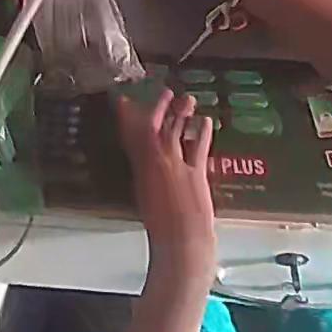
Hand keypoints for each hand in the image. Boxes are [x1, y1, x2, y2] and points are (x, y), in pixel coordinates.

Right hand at [117, 88, 216, 294]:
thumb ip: (146, 177)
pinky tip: (206, 121)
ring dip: (182, 114)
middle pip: (156, 128)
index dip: (128, 117)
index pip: (131, 136)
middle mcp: (156, 163)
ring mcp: (177, 164)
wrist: (181, 239)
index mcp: (140, 169)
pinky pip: (199, 145)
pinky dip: (202, 131)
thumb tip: (148, 166)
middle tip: (166, 92)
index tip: (125, 101)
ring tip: (187, 99)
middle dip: (160, 108)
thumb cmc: (161, 226)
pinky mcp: (196, 171)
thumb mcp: (146, 197)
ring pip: (177, 132)